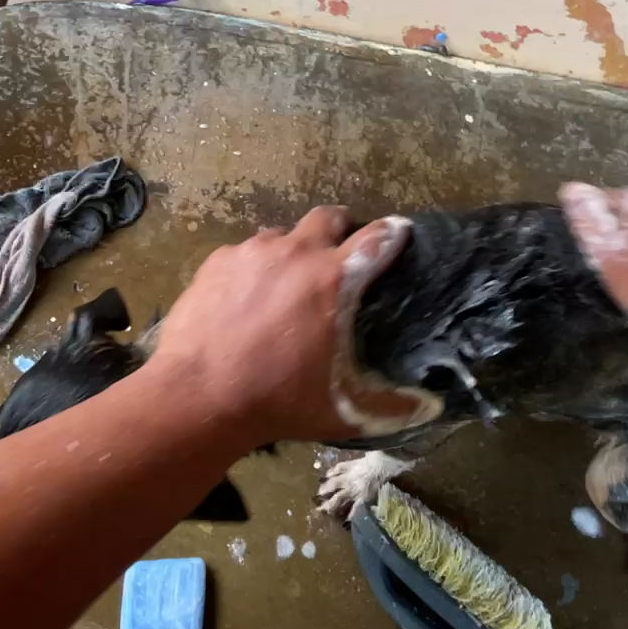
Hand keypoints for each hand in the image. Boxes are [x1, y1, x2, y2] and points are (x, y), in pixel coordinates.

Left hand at [148, 208, 442, 442]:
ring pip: (282, 235)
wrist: (197, 396)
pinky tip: (244, 298)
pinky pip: (244, 253)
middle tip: (339, 256)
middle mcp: (295, 253)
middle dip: (340, 229)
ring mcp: (251, 253)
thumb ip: (391, 407)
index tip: (398, 233)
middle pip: (328, 217)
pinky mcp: (217, 261)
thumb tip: (430, 407)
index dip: (393, 233)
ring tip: (285, 283)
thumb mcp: (343, 411)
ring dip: (292, 251)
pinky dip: (253, 268)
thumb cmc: (277, 401)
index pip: (378, 238)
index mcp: (333, 279)